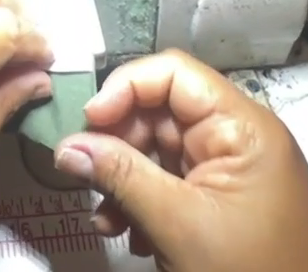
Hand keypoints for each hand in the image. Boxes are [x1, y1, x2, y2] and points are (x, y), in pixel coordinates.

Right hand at [53, 50, 307, 271]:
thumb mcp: (178, 224)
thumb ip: (120, 176)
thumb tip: (64, 147)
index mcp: (242, 126)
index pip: (173, 74)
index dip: (125, 87)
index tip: (88, 121)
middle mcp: (237, 137)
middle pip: (160, 112)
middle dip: (119, 144)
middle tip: (84, 176)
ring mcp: (231, 171)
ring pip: (158, 150)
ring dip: (124, 180)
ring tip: (104, 220)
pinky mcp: (223, 203)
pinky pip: (171, 182)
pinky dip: (142, 202)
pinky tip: (126, 234)